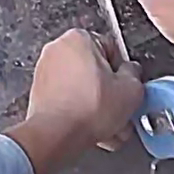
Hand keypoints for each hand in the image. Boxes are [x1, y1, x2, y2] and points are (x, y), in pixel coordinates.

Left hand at [7, 29, 143, 173]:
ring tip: (109, 125)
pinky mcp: (39, 92)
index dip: (123, 71)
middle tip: (119, 108)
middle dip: (109, 93)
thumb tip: (131, 72)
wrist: (58, 134)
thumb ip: (135, 74)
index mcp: (79, 39)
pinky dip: (79, 112)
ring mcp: (45, 71)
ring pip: (82, 88)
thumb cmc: (88, 109)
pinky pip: (67, 100)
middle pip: (95, 71)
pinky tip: (92, 129)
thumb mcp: (131, 89)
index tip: (126, 86)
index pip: (112, 48)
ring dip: (97, 107)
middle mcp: (58, 50)